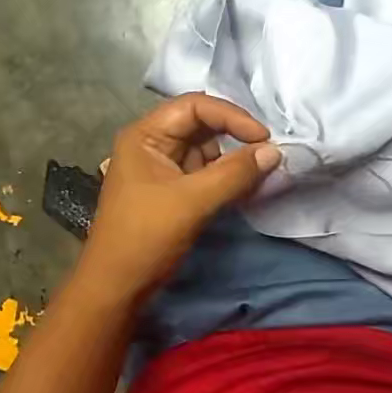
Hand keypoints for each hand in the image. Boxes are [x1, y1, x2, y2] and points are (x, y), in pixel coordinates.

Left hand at [74, 93, 281, 301]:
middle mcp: (150, 144)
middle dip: (234, 137)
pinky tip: (246, 188)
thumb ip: (234, 173)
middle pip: (200, 125)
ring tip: (259, 174)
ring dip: (232, 160)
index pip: (194, 106)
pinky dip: (224, 177)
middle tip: (267, 156)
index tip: (264, 138)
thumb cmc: (146, 237)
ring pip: (205, 149)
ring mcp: (160, 167)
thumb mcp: (192, 202)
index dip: (231, 116)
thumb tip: (274, 151)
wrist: (116, 286)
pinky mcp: (170, 190)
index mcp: (144, 135)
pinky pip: (203, 172)